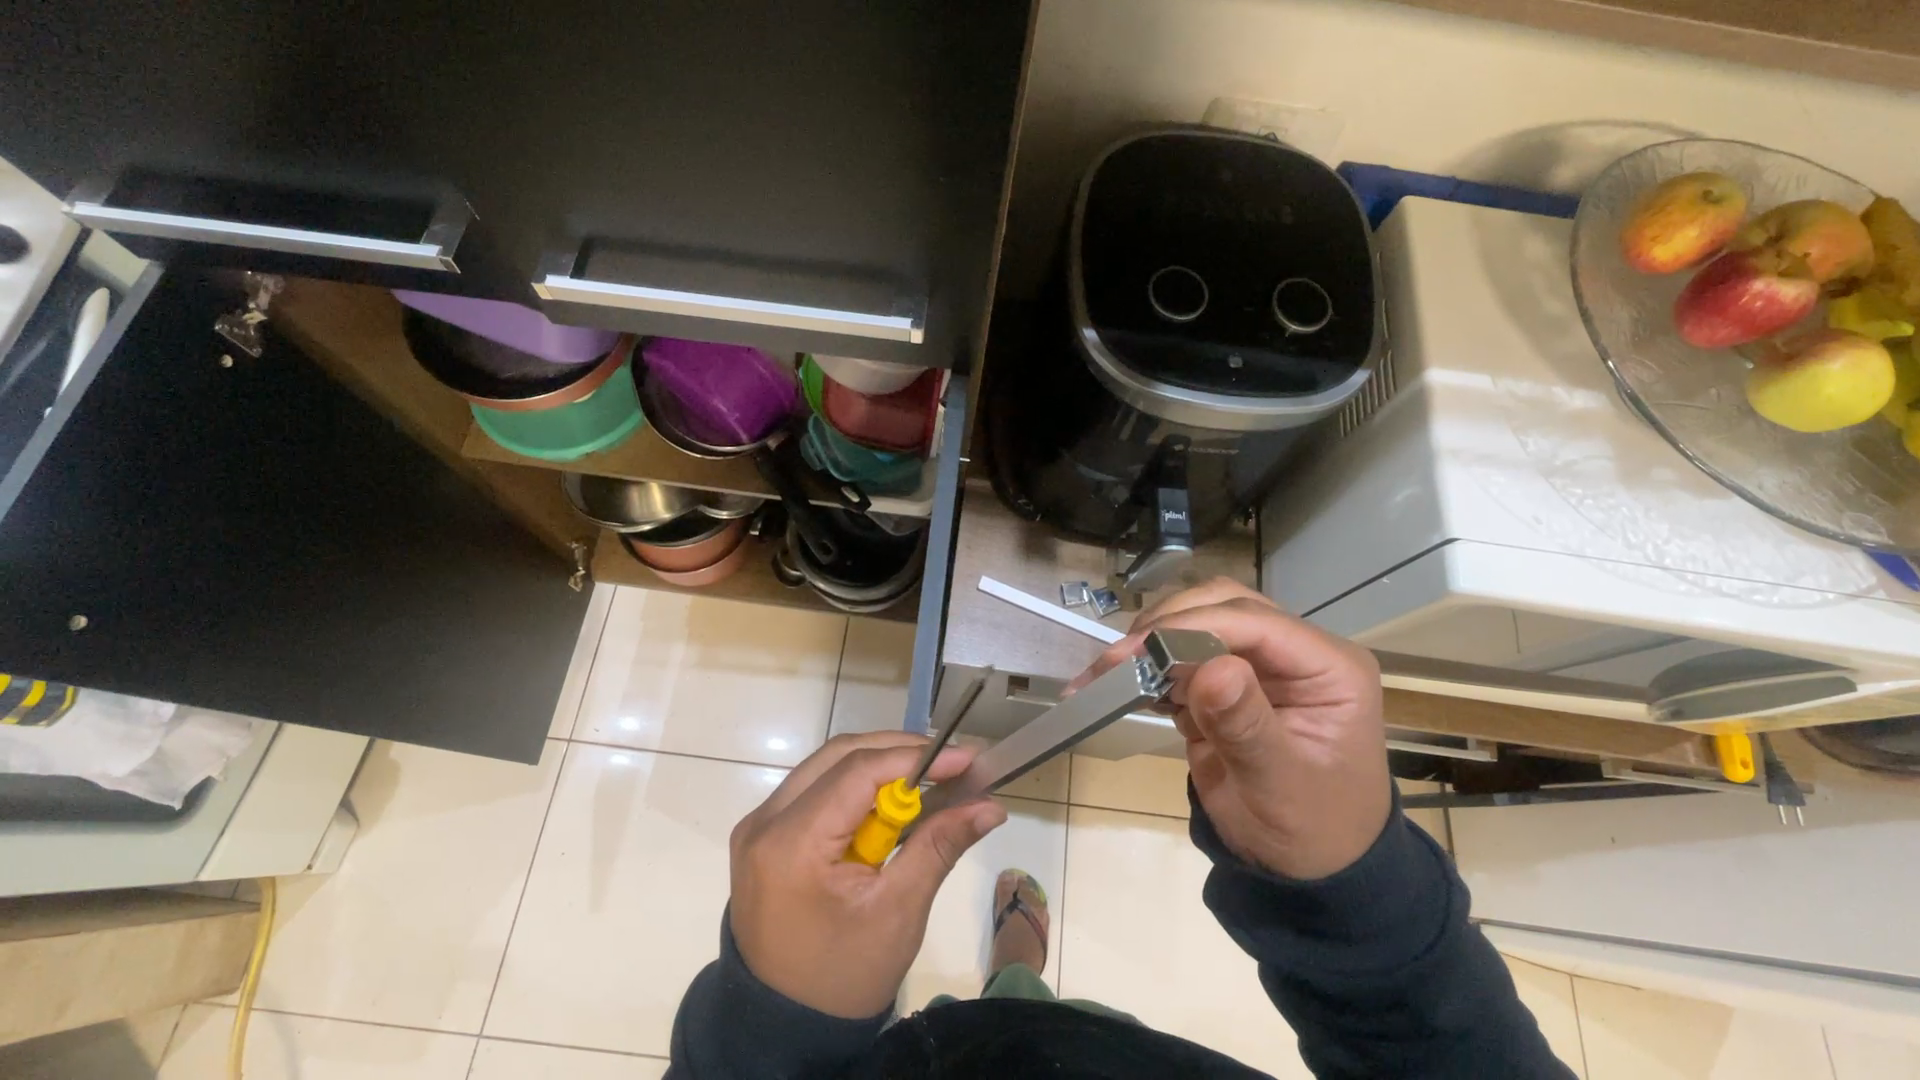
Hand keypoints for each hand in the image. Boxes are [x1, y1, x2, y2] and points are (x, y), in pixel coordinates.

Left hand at [728, 731, 1007, 1018]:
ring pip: (825, 767)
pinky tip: (891, 803)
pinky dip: (856, 787)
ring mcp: (758, 826)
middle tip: (951, 766)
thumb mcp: (898, 912)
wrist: (785, 1024)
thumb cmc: (845, 974)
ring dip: (878, 767)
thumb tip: (990, 805)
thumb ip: (939, 846)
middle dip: (899, 753)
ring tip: (929, 780)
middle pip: (839, 757)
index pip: (857, 772)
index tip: (966, 759)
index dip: (915, 757)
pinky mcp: (764, 834)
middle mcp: (764, 822)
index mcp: (789, 844)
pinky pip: (814, 789)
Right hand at [1075, 578, 1389, 879]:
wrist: (1307, 869)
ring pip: (1197, 622)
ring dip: (1151, 643)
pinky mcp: (1227, 683)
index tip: (1137, 650)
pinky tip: (1122, 688)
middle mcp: (1295, 654)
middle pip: (1223, 607)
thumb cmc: (1310, 831)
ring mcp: (1260, 665)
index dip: (1194, 627)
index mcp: (1328, 668)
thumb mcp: (1280, 786)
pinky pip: (1183, 657)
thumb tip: (1212, 669)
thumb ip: (1247, 726)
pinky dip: (1150, 667)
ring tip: (1107, 674)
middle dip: (1166, 627)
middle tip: (1114, 662)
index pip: (1255, 621)